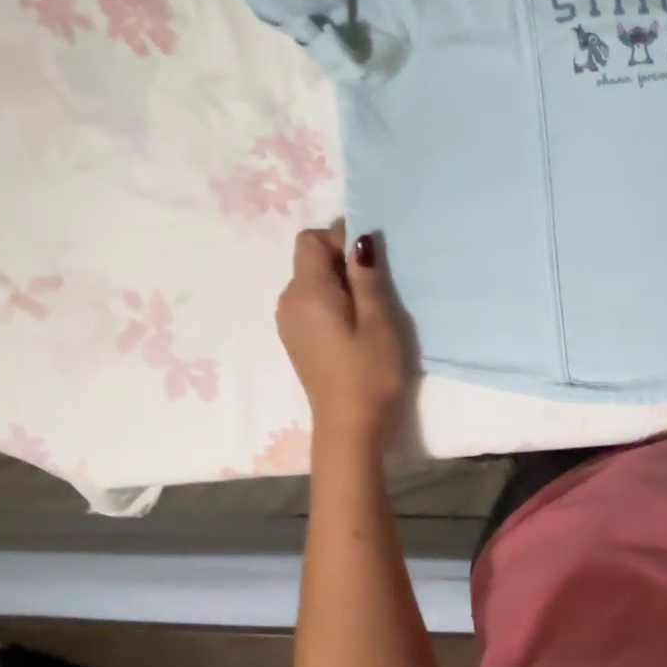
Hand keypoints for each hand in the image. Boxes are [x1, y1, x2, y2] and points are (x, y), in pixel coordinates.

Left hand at [277, 223, 407, 441]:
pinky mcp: (297, 340)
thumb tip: (360, 239)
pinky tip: (355, 328)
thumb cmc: (370, 374)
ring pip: (311, 283)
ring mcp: (289, 323)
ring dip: (339, 284)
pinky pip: (311, 305)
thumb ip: (367, 277)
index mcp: (306, 292)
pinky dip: (332, 303)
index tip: (372, 261)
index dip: (341, 239)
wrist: (349, 427)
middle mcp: (288, 301)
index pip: (312, 240)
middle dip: (341, 261)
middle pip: (309, 259)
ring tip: (370, 310)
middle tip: (379, 287)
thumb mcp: (378, 321)